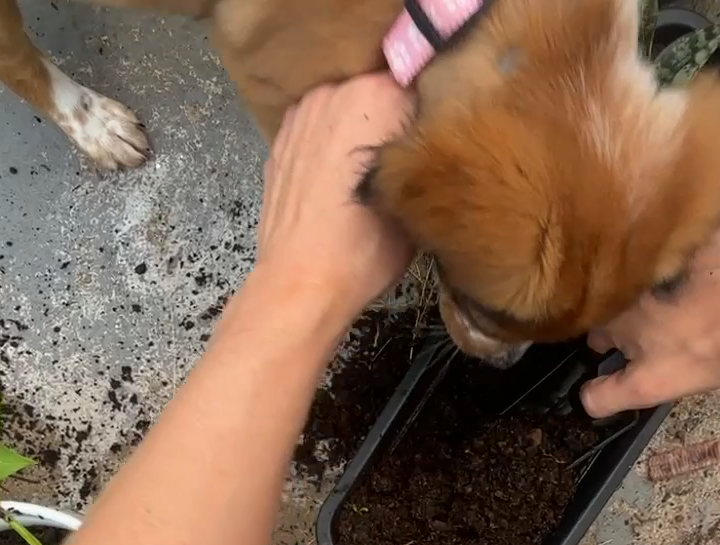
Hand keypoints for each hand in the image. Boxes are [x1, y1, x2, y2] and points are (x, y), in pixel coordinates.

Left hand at [253, 73, 414, 322]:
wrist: (300, 285)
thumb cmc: (360, 255)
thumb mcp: (415, 210)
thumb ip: (424, 164)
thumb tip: (430, 152)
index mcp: (374, 100)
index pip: (418, 83)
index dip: (430, 111)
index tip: (437, 138)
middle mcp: (335, 94)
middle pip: (378, 87)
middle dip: (393, 115)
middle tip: (408, 154)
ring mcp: (302, 113)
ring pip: (346, 104)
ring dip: (361, 126)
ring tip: (373, 166)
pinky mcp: (282, 138)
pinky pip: (320, 126)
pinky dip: (332, 141)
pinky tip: (342, 176)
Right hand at [581, 223, 719, 417]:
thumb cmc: (707, 348)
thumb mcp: (649, 386)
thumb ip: (607, 396)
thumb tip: (583, 399)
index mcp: (620, 305)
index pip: (596, 323)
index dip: (606, 340)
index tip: (617, 349)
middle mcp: (643, 267)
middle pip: (629, 293)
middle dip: (636, 309)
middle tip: (661, 330)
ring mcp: (683, 243)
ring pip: (664, 267)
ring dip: (669, 283)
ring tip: (693, 303)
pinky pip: (703, 245)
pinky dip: (707, 261)